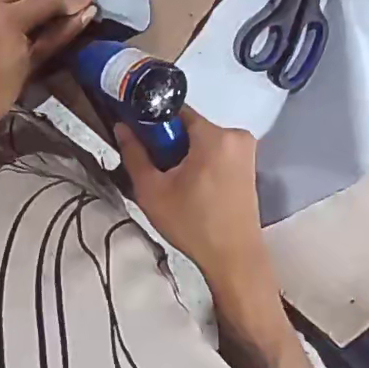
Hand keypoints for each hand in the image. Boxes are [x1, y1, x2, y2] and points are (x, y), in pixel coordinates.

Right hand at [115, 107, 265, 282]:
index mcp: (214, 136)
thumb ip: (134, 154)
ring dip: (180, 154)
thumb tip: (121, 127)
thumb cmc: (191, 224)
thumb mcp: (151, 190)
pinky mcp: (247, 164)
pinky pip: (212, 151)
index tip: (136, 139)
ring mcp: (244, 149)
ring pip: (198, 140)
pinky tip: (186, 186)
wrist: (233, 257)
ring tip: (168, 182)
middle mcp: (235, 134)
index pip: (173, 110)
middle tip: (152, 170)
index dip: (149, 121)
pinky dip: (196, 162)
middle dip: (166, 142)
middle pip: (187, 126)